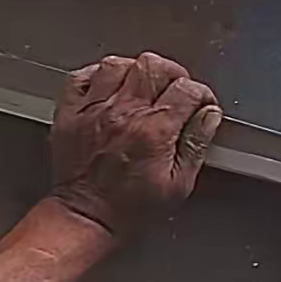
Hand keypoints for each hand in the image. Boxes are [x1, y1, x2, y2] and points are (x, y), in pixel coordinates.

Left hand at [49, 52, 222, 237]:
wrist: (88, 217)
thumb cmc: (132, 207)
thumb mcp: (180, 183)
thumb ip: (196, 144)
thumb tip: (209, 116)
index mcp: (154, 131)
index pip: (187, 90)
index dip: (202, 95)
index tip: (203, 106)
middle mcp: (123, 113)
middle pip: (153, 66)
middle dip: (173, 74)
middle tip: (177, 91)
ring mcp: (94, 110)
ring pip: (119, 64)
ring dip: (137, 72)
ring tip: (146, 88)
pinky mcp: (71, 113)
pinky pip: (83, 76)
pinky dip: (101, 76)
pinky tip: (113, 89)